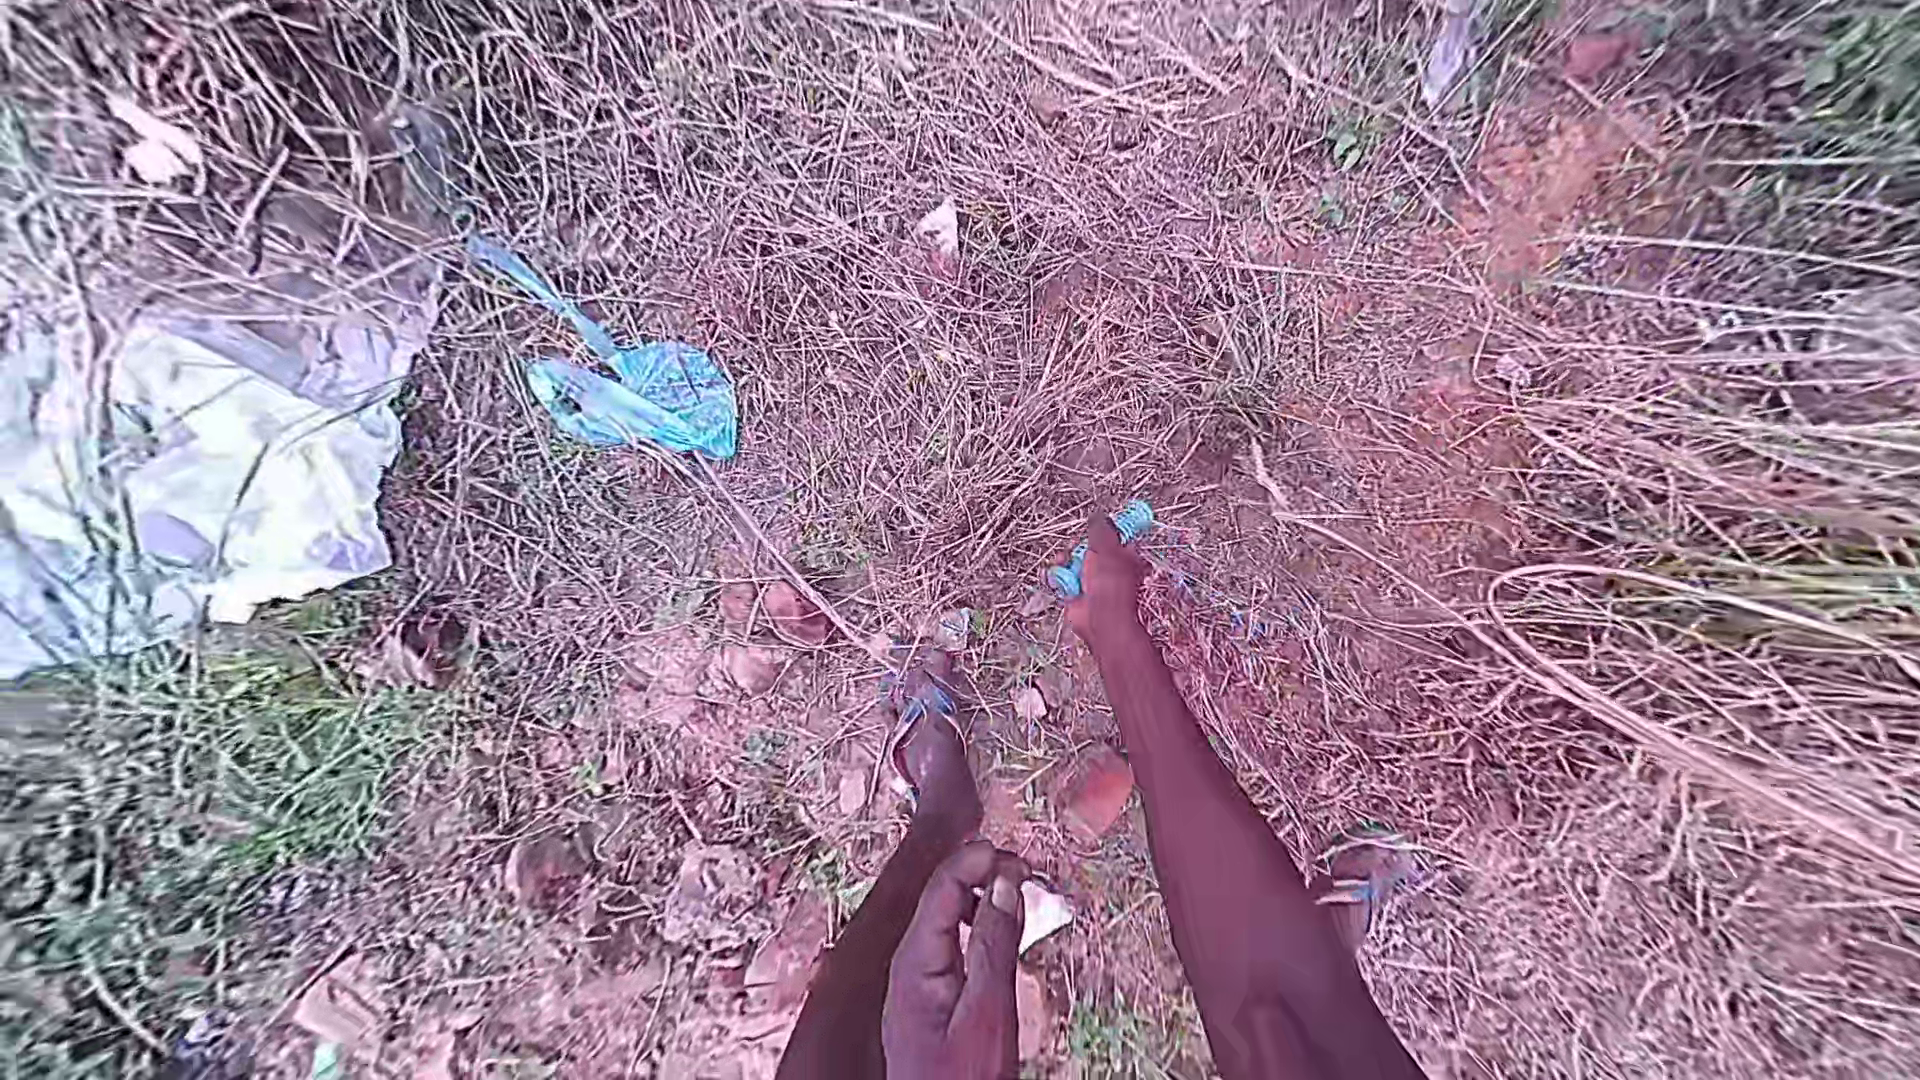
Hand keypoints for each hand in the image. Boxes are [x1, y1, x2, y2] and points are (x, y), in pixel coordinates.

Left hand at [882, 841, 1028, 1079]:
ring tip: (1016, 893)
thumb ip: (995, 941)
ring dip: (979, 897)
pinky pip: (951, 941)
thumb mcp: (988, 1012)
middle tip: (1022, 872)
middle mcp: (908, 961)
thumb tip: (1005, 880)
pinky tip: (1000, 929)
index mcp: (914, 960)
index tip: (1012, 854)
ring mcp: (917, 979)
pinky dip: (976, 924)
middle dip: (979, 874)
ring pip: (945, 916)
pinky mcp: (930, 995)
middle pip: (940, 896)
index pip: (941, 886)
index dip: (974, 860)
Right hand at [1063, 512, 1146, 647]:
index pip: (1111, 537)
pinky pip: (1063, 577)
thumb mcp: (1106, 549)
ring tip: (1065, 562)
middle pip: (1087, 548)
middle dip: (1078, 547)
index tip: (1092, 527)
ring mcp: (1091, 581)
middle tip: (1075, 548)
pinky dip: (1059, 576)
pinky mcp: (1075, 592)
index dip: (1100, 531)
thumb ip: (1102, 530)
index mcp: (1124, 556)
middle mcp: (1108, 569)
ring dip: (1066, 561)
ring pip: (1073, 562)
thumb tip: (1099, 515)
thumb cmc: (1111, 588)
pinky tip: (1061, 575)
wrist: (1098, 618)